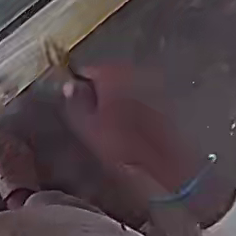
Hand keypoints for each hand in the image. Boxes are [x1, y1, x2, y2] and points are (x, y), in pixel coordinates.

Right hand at [62, 63, 234, 226]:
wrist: (167, 165)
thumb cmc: (122, 147)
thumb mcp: (87, 127)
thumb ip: (75, 103)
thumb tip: (68, 86)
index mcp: (112, 74)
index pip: (87, 70)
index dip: (78, 85)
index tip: (74, 102)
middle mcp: (134, 72)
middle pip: (108, 75)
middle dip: (99, 90)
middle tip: (91, 115)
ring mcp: (153, 85)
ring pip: (126, 87)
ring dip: (117, 99)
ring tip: (110, 124)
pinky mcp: (166, 101)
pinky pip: (141, 98)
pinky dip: (134, 107)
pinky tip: (131, 128)